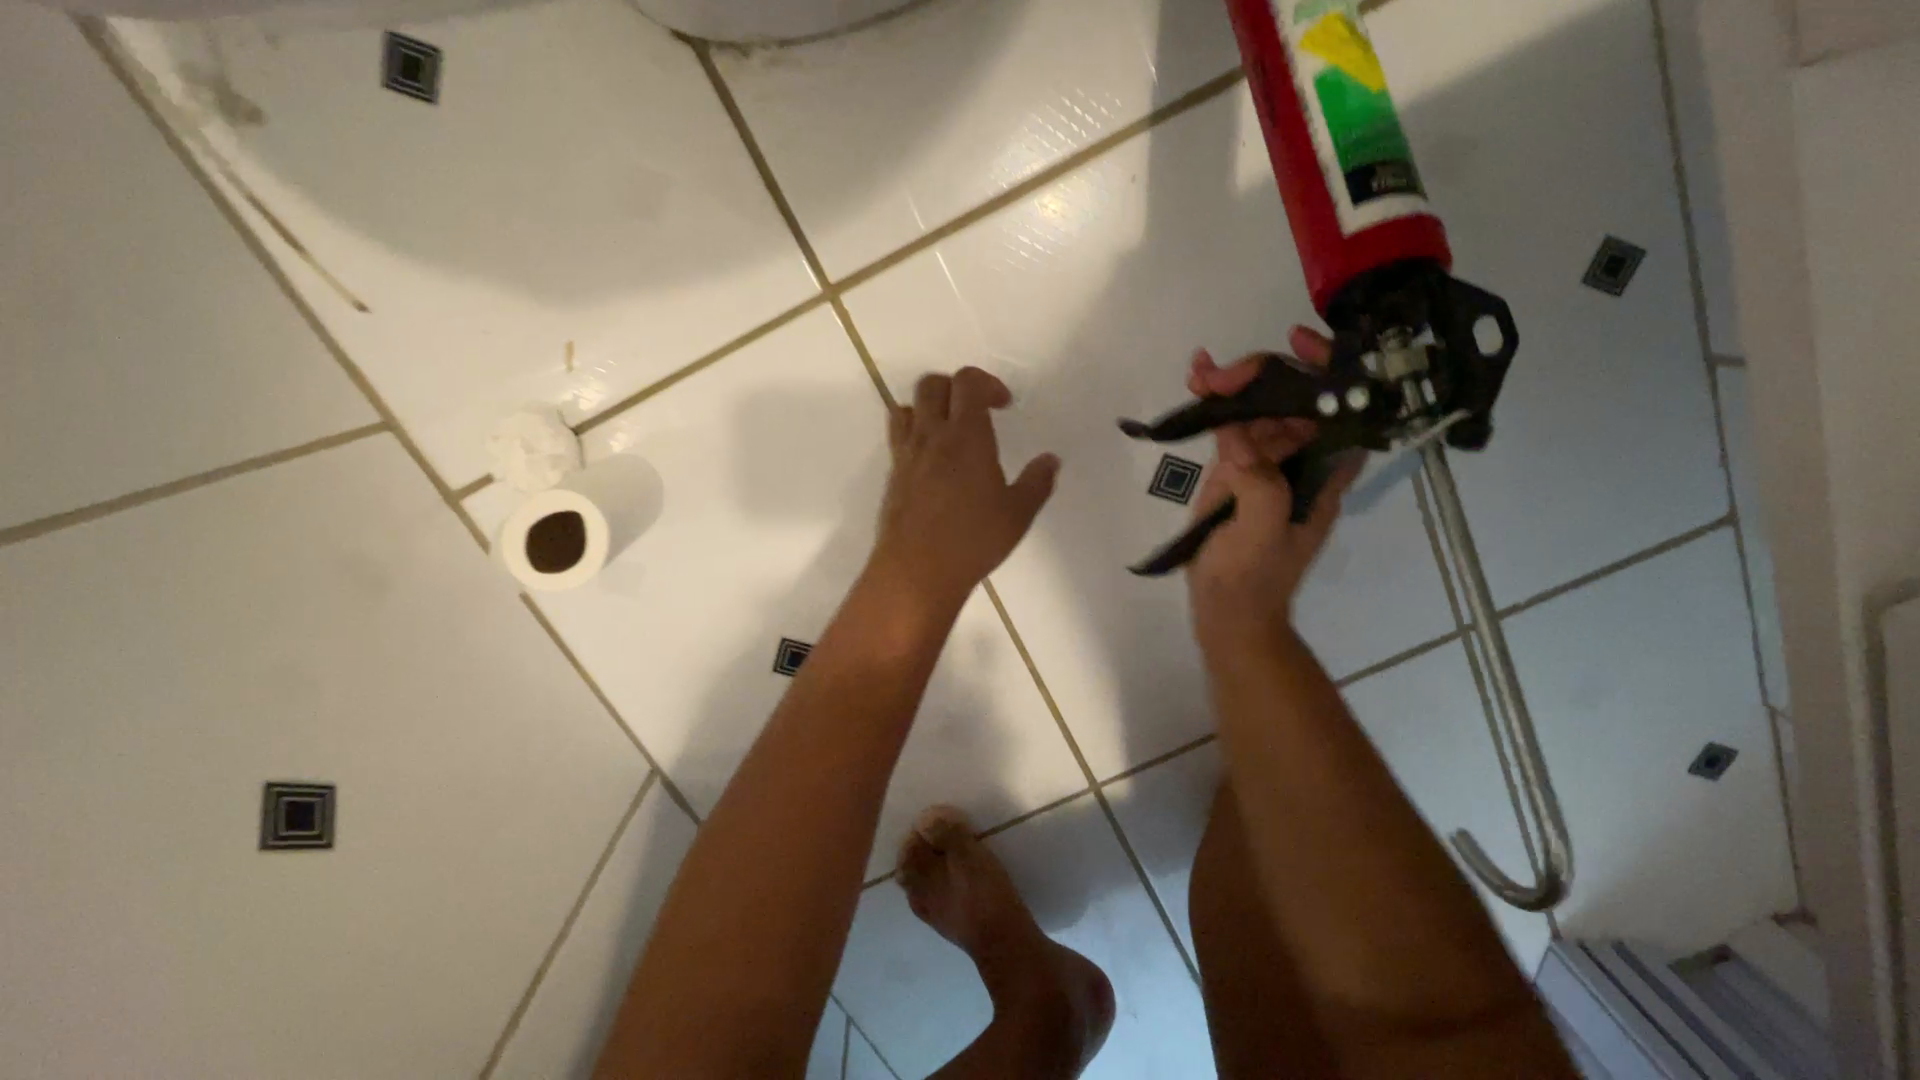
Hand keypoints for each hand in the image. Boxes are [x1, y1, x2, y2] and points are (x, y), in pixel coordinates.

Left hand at [870, 367, 1059, 610]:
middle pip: (933, 384)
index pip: (968, 382)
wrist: (916, 570)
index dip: (988, 383)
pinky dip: (916, 433)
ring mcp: (907, 455)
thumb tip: (1051, 460)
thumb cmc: (973, 540)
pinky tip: (934, 461)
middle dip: (957, 388)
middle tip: (978, 412)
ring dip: (931, 408)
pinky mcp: (893, 475)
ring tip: (951, 432)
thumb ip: (1037, 482)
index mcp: (966, 436)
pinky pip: (899, 436)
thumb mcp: (1018, 514)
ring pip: (909, 406)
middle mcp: (932, 436)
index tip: (1004, 405)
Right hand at [1184, 326, 1361, 653]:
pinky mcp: (1235, 468)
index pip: (1342, 406)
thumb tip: (1238, 434)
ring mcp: (1267, 460)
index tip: (1298, 345)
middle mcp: (1303, 457)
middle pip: (1295, 396)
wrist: (1227, 614)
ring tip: (1201, 373)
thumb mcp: (1263, 534)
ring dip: (1233, 382)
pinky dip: (1215, 401)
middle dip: (1263, 374)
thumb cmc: (1254, 580)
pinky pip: (1230, 426)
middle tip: (1223, 375)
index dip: (1328, 368)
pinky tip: (1197, 379)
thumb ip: (1259, 484)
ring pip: (1259, 405)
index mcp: (1325, 470)